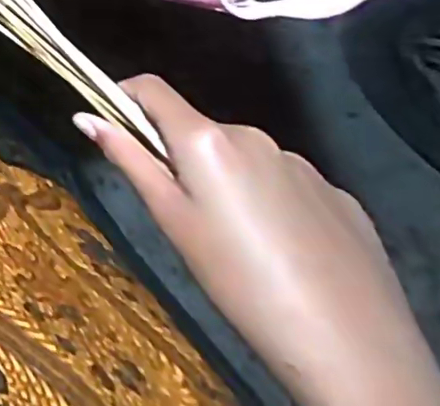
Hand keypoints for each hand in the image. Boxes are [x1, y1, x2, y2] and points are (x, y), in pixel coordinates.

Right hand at [76, 77, 439, 405]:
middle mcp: (253, 136)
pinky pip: (286, 184)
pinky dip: (271, 203)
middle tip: (184, 213)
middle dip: (182, 156)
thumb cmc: (237, 280)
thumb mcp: (170, 220)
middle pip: (199, 129)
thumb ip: (128, 159)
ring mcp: (302, 165)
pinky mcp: (339, 196)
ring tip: (240, 242)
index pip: (151, 88)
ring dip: (228, 180)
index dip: (126, 97)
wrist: (354, 351)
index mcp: (206, 139)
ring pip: (243, 158)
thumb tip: (84, 116)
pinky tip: (286, 254)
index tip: (117, 127)